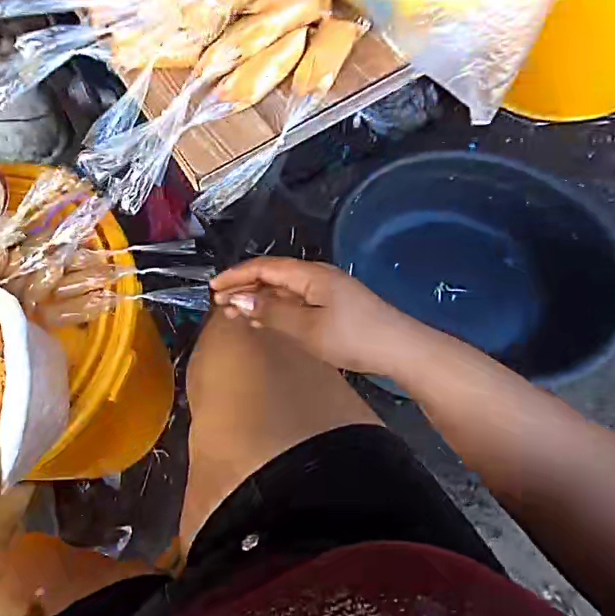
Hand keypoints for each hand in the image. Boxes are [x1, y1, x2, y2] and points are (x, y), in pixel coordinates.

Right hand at [210, 257, 438, 376]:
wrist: (400, 348)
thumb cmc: (354, 337)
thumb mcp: (307, 328)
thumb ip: (272, 313)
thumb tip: (241, 300)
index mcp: (310, 275)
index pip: (265, 267)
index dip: (237, 275)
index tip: (213, 287)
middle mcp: (318, 276)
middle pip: (273, 275)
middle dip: (245, 286)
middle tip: (220, 303)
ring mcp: (328, 290)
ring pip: (284, 289)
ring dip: (259, 298)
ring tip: (236, 312)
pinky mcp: (335, 306)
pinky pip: (297, 300)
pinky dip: (276, 308)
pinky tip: (267, 320)